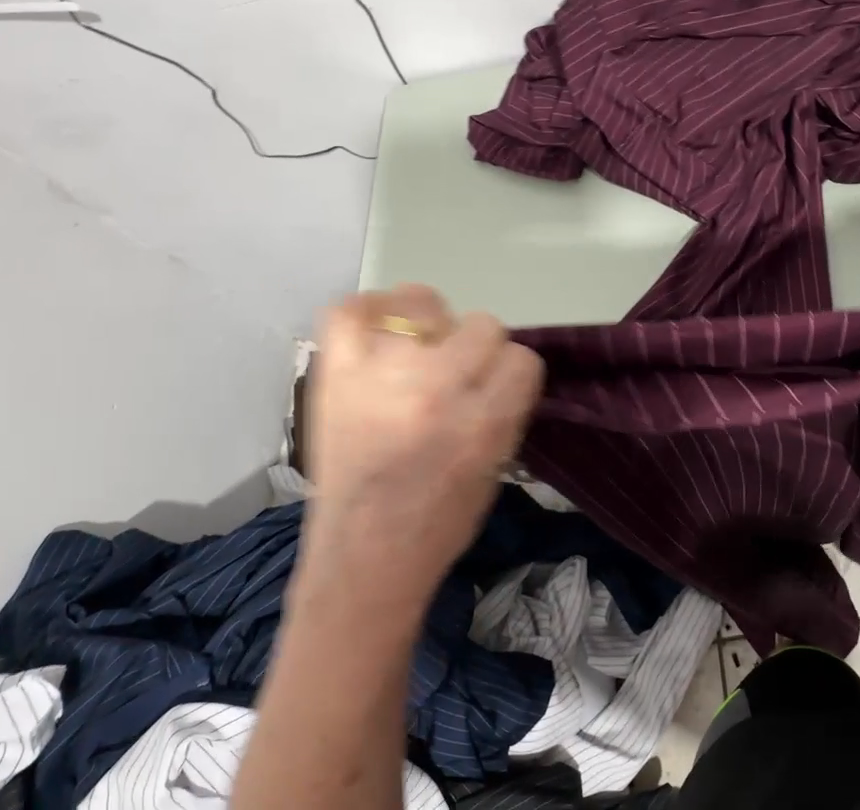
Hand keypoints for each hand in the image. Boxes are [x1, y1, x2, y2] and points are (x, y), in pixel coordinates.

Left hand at [301, 286, 545, 602]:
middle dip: (478, 354)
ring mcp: (379, 375)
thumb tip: (499, 365)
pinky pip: (353, 309)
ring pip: (425, 303)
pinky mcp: (336, 373)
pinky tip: (380, 335)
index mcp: (483, 421)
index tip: (496, 392)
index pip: (523, 358)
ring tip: (416, 358)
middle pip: (484, 325)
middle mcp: (435, 389)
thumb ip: (505, 407)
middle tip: (456, 380)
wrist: (364, 555)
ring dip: (430, 329)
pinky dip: (368, 314)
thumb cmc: (441, 520)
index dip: (512, 376)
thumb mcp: (499, 464)